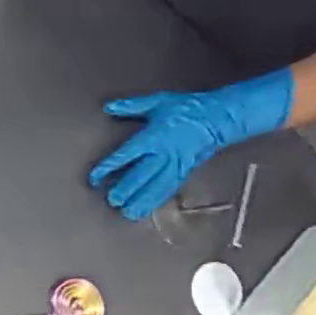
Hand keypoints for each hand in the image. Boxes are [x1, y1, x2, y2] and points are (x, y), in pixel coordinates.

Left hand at [87, 67, 293, 219]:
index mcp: (153, 136)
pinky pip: (168, 189)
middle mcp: (163, 153)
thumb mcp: (159, 102)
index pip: (126, 154)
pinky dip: (156, 200)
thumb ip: (132, 106)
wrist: (220, 116)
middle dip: (126, 188)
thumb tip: (109, 107)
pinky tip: (146, 210)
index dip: (109, 167)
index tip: (95, 177)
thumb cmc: (188, 108)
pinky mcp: (184, 171)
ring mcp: (175, 164)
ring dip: (141, 201)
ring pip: (155, 186)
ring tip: (127, 213)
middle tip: (112, 199)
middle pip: (141, 174)